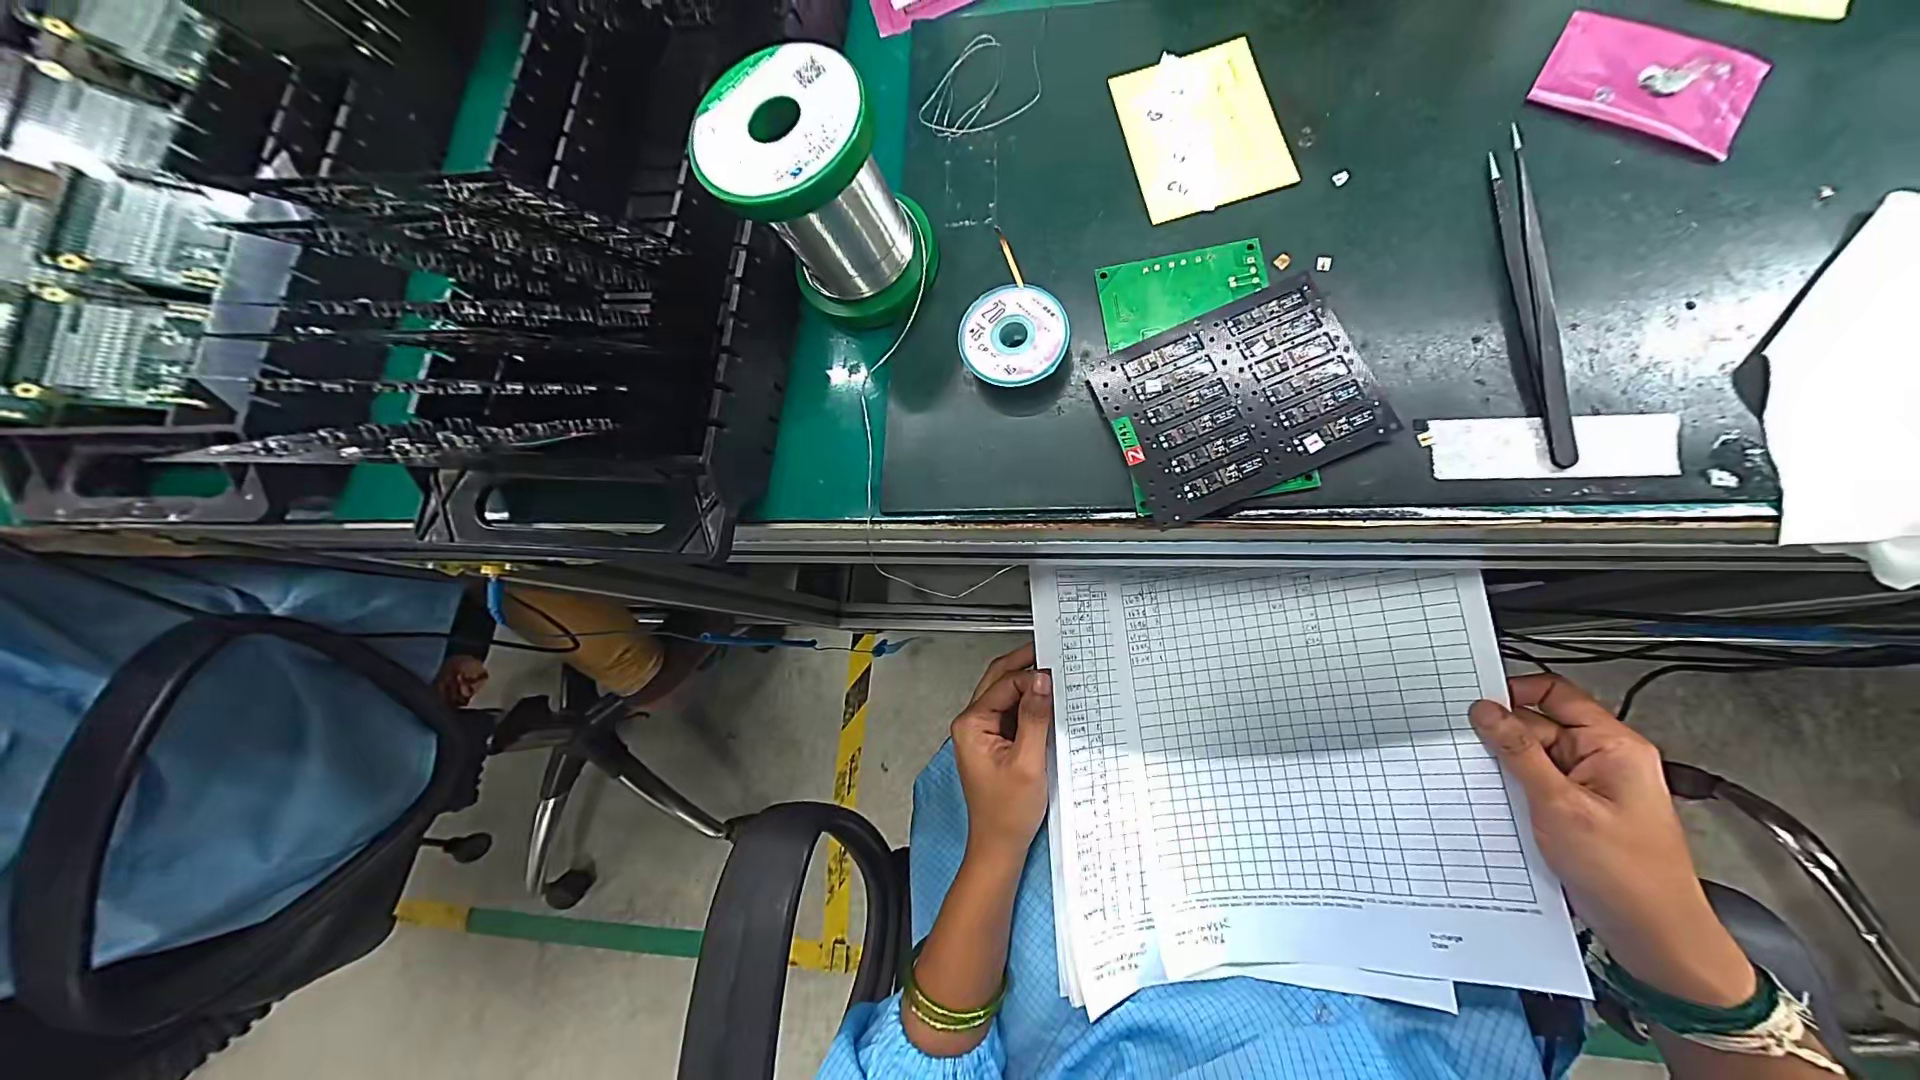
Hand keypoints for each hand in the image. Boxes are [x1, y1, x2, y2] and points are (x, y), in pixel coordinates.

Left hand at [950, 643, 1052, 863]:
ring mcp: (982, 731)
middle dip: (1023, 664)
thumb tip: (1042, 682)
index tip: (1057, 677)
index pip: (1004, 684)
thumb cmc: (1007, 812)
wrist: (1000, 845)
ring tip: (1053, 675)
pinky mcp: (995, 741)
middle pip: (998, 679)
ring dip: (1027, 683)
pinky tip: (1047, 702)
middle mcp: (972, 723)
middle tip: (1050, 652)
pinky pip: (1011, 711)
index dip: (1031, 678)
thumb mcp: (1028, 763)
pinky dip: (1029, 703)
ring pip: (1005, 693)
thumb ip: (1035, 719)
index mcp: (971, 724)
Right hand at [1469, 674, 1755, 1006]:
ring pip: (1529, 755)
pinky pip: (1532, 781)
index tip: (1475, 705)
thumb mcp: (1560, 804)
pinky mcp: (1574, 806)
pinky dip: (1513, 787)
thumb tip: (1486, 710)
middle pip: (1536, 724)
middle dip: (1503, 738)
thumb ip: (1518, 751)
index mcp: (1615, 746)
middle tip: (1477, 755)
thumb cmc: (1627, 875)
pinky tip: (1503, 804)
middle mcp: (1603, 759)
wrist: (1655, 936)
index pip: (1555, 693)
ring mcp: (1588, 784)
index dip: (1514, 692)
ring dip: (1507, 767)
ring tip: (1497, 788)